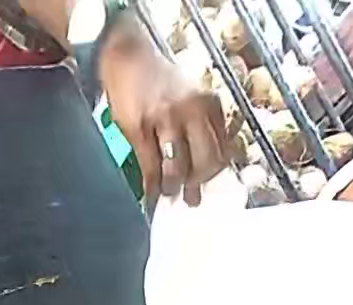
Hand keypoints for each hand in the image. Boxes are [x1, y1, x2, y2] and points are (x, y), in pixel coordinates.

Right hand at [101, 25, 229, 206]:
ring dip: (172, 188)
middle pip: (205, 162)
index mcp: (208, 104)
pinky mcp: (141, 130)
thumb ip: (202, 128)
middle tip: (189, 195)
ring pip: (178, 168)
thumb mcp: (190, 100)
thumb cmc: (160, 85)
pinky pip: (151, 169)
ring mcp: (166, 120)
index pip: (222, 150)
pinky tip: (151, 197)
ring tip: (168, 194)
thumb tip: (204, 172)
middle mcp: (192, 111)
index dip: (214, 174)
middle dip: (196, 184)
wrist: (129, 60)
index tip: (207, 186)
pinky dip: (151, 189)